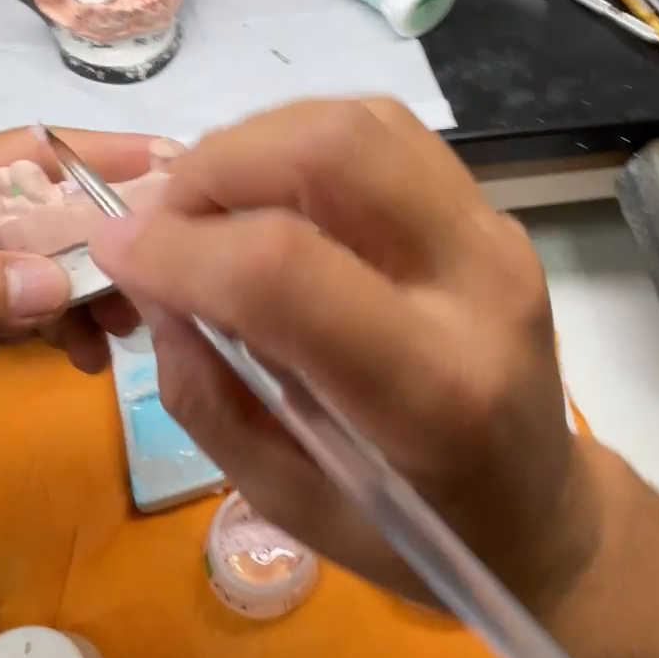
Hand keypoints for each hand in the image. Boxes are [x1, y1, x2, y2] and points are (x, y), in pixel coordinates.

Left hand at [0, 127, 157, 499]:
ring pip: (46, 270)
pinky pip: (28, 321)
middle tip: (168, 269)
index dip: (96, 154)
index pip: (22, 155)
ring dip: (94, 290)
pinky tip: (88, 359)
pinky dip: (66, 332)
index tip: (169, 167)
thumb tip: (61, 281)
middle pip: (48, 213)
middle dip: (110, 235)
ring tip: (133, 326)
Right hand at [87, 100, 606, 615]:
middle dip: (217, 167)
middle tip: (166, 219)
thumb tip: (155, 279)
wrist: (542, 512)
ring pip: (359, 122)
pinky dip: (302, 142)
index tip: (117, 251)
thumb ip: (206, 390)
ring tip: (211, 203)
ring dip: (257, 143)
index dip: (180, 248)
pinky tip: (272, 192)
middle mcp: (478, 284)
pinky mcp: (490, 211)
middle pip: (335, 152)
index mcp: (431, 389)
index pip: (286, 271)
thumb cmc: (416, 535)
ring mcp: (494, 232)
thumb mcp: (287, 500)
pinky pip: (384, 132)